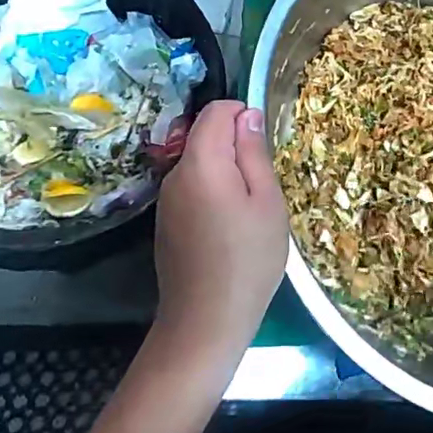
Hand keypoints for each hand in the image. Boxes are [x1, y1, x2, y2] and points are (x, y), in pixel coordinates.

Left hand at [151, 100, 289, 356]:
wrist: (206, 321)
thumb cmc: (248, 260)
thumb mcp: (266, 202)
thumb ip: (254, 153)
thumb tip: (248, 115)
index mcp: (201, 162)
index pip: (215, 111)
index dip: (243, 115)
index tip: (264, 146)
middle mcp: (175, 173)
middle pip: (204, 135)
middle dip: (235, 145)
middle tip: (262, 183)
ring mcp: (166, 198)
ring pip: (198, 162)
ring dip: (225, 169)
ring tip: (250, 208)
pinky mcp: (165, 219)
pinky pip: (191, 186)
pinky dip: (212, 190)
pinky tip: (229, 225)